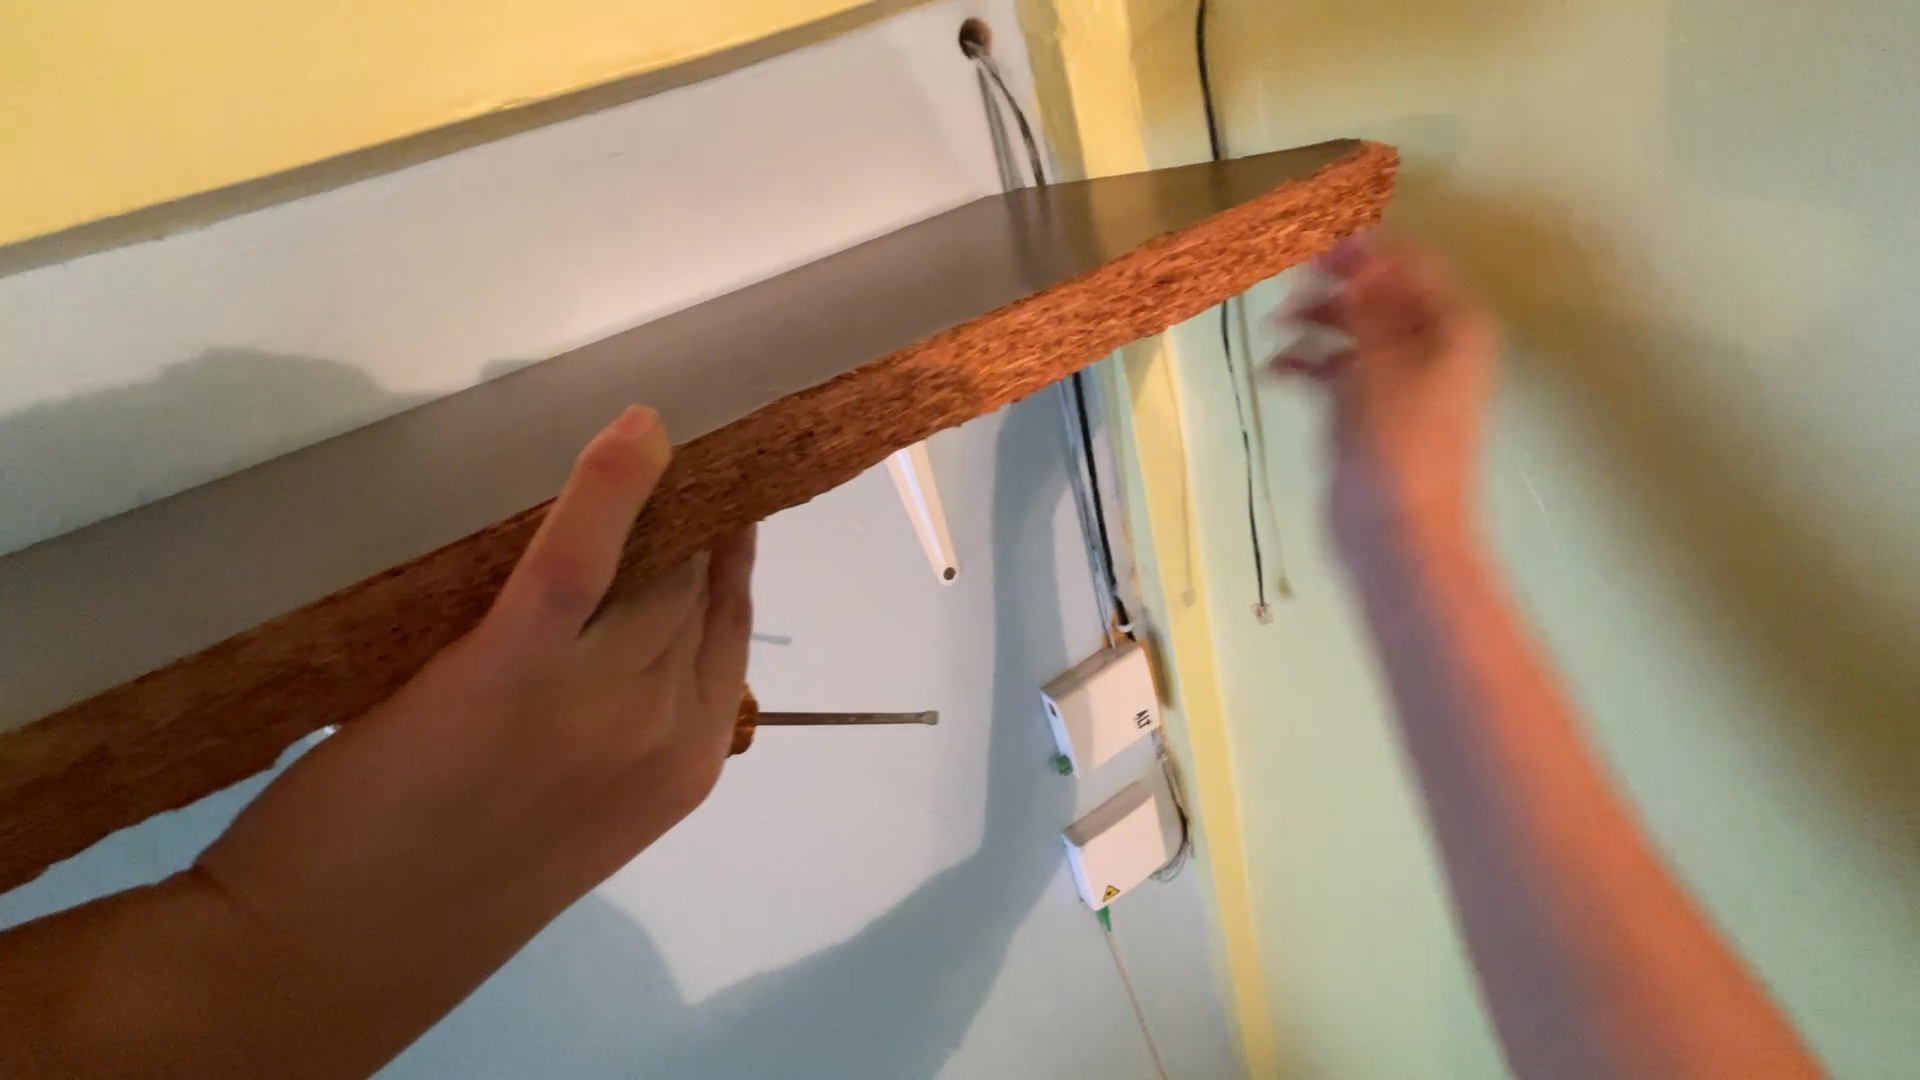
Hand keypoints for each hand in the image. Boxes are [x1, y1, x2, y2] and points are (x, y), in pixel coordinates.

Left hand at [182, 405, 753, 1073]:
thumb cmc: (466, 872)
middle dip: (698, 521)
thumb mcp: (599, 805)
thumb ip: (645, 717)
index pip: (734, 627)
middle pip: (697, 588)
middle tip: (686, 454)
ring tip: (663, 440)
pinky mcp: (512, 674)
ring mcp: (602, 702)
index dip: (734, 556)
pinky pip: (578, 564)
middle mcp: (670, 725)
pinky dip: (610, 491)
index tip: (727, 500)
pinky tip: (636, 431)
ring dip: (667, 498)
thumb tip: (653, 619)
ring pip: (657, 569)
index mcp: (695, 759)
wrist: (333, 957)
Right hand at [1268, 234, 1498, 553]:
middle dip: (1334, 285)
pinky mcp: (1366, 413)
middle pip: (1378, 296)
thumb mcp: (1381, 365)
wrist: (1395, 533)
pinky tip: (1277, 368)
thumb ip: (1367, 305)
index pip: (1408, 266)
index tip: (1313, 237)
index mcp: (1452, 328)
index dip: (1363, 247)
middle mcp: (1429, 347)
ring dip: (1316, 324)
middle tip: (1287, 279)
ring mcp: (1396, 382)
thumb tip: (1355, 249)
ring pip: (1353, 333)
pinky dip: (1308, 365)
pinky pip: (1335, 373)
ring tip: (1275, 326)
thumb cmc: (1396, 445)